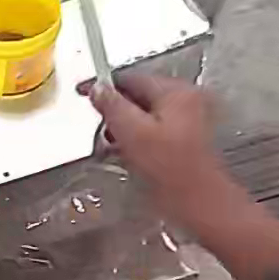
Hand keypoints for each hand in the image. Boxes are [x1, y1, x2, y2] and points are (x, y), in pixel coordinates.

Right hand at [80, 73, 278, 279]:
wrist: (198, 201)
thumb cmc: (166, 166)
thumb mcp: (132, 132)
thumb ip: (112, 106)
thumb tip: (97, 88)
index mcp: (175, 92)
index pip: (131, 78)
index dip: (103, 85)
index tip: (81, 92)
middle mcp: (184, 100)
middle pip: (137, 95)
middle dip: (112, 110)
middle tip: (95, 126)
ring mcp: (186, 119)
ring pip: (142, 113)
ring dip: (121, 126)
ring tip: (108, 145)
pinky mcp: (182, 138)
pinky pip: (150, 128)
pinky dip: (133, 137)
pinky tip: (123, 152)